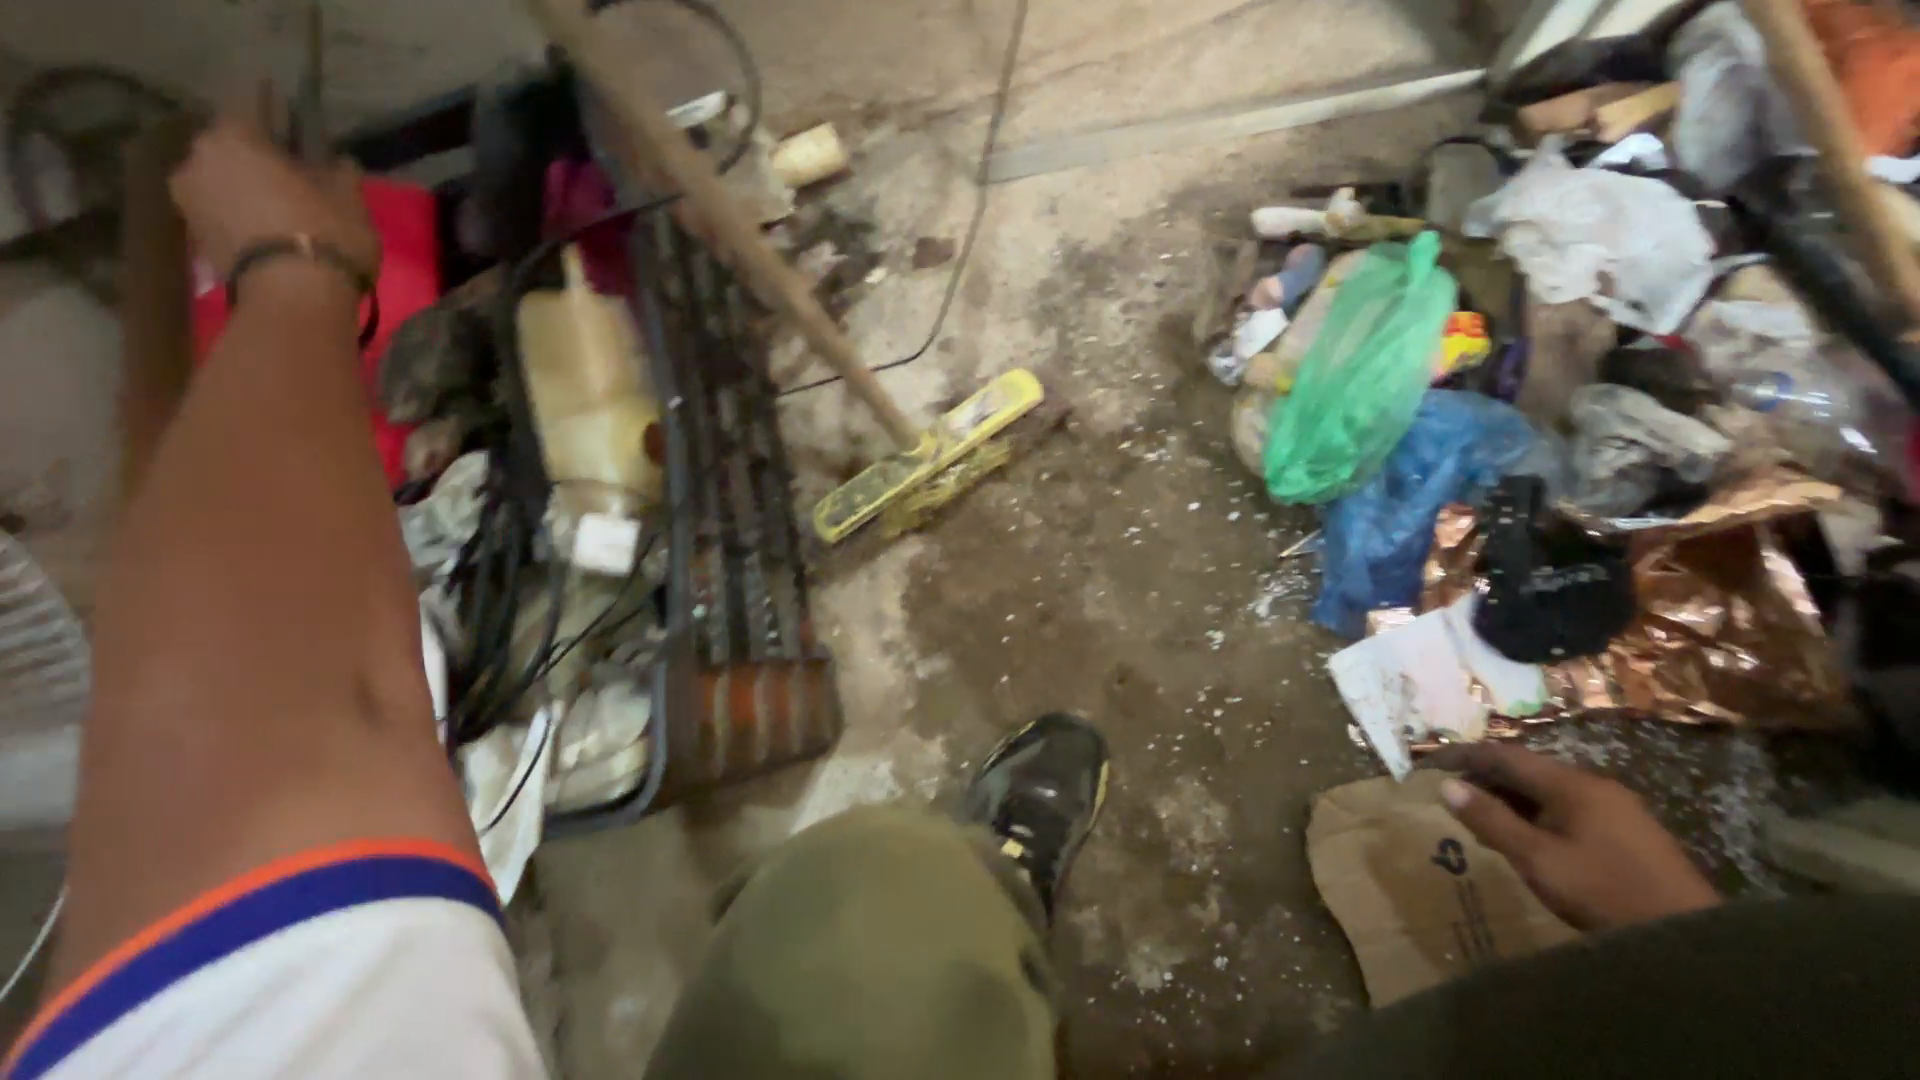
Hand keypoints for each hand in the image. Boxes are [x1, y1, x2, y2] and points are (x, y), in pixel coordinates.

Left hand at [168, 117, 378, 283]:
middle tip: (289, 166)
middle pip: (231, 146)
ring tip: (279, 202)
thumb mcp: (349, 201)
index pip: (250, 104)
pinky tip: (268, 226)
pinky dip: (241, 214)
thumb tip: (338, 162)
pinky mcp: (195, 237)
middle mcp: (198, 159)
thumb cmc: (326, 235)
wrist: (294, 298)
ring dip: (247, 186)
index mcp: (234, 138)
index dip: (271, 104)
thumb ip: (339, 175)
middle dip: (257, 153)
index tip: (286, 105)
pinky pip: (221, 212)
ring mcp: (189, 200)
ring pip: (223, 180)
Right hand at [1429, 742, 1720, 932]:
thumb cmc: (1605, 893)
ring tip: (1477, 815)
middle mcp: (1594, 785)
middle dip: (1484, 776)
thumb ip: (1491, 821)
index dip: (1463, 755)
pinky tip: (1524, 835)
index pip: (1504, 755)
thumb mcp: (1537, 859)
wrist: (1691, 939)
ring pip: (1547, 790)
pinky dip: (1534, 812)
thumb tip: (1447, 786)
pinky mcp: (1628, 832)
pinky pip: (1567, 807)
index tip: (1429, 763)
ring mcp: (1616, 808)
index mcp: (1572, 785)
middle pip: (1527, 769)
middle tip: (1448, 792)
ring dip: (1509, 796)